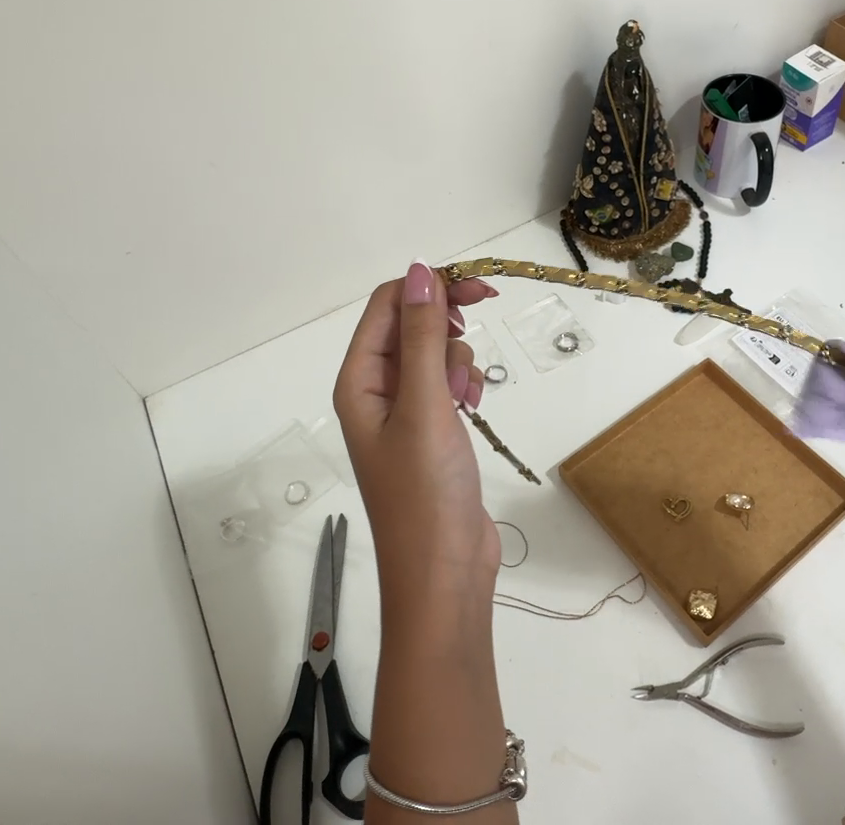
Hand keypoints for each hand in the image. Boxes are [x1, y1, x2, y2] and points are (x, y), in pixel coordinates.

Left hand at [333, 263, 500, 598]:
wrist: (444, 574)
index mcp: (359, 381)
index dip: (429, 288)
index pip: (387, 306)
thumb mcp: (424, 406)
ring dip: (457, 359)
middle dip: (446, 321)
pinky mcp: (431, 433)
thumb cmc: (426, 491)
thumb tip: (419, 270)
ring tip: (467, 396)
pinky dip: (463, 386)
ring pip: (433, 355)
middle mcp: (375, 392)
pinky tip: (473, 407)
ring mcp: (404, 414)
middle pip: (410, 326)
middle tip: (485, 317)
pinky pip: (446, 386)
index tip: (478, 290)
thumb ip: (422, 337)